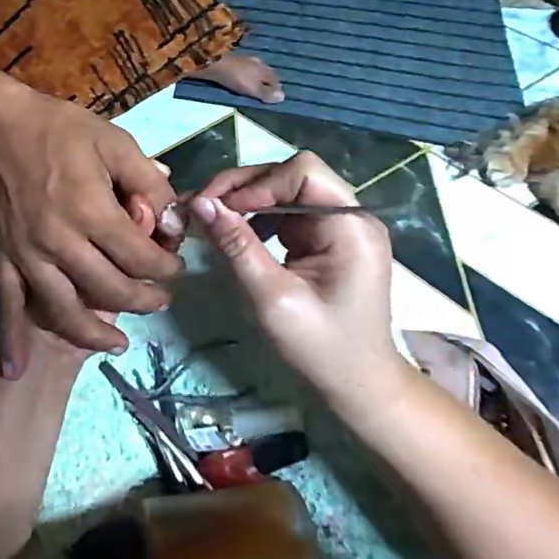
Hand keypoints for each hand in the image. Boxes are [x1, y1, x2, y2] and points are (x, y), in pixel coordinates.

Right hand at [0, 93, 183, 376]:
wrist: (2, 126)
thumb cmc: (63, 131)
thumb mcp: (117, 142)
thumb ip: (149, 182)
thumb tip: (173, 219)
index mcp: (92, 212)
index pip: (140, 258)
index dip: (167, 267)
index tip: (177, 265)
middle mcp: (60, 243)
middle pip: (110, 290)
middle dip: (144, 300)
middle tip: (161, 298)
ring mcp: (28, 255)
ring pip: (64, 310)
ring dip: (94, 333)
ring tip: (119, 341)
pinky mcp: (5, 257)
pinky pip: (7, 304)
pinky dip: (11, 339)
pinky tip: (16, 370)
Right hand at [189, 152, 395, 404]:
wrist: (359, 386)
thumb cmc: (321, 348)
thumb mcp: (271, 298)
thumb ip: (236, 246)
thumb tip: (199, 202)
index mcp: (351, 226)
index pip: (303, 172)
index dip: (256, 183)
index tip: (218, 207)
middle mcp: (352, 215)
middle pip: (293, 174)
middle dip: (246, 187)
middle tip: (205, 207)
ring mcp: (341, 225)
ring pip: (287, 188)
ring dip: (248, 199)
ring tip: (214, 218)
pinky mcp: (328, 237)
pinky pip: (289, 209)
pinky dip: (259, 214)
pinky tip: (238, 232)